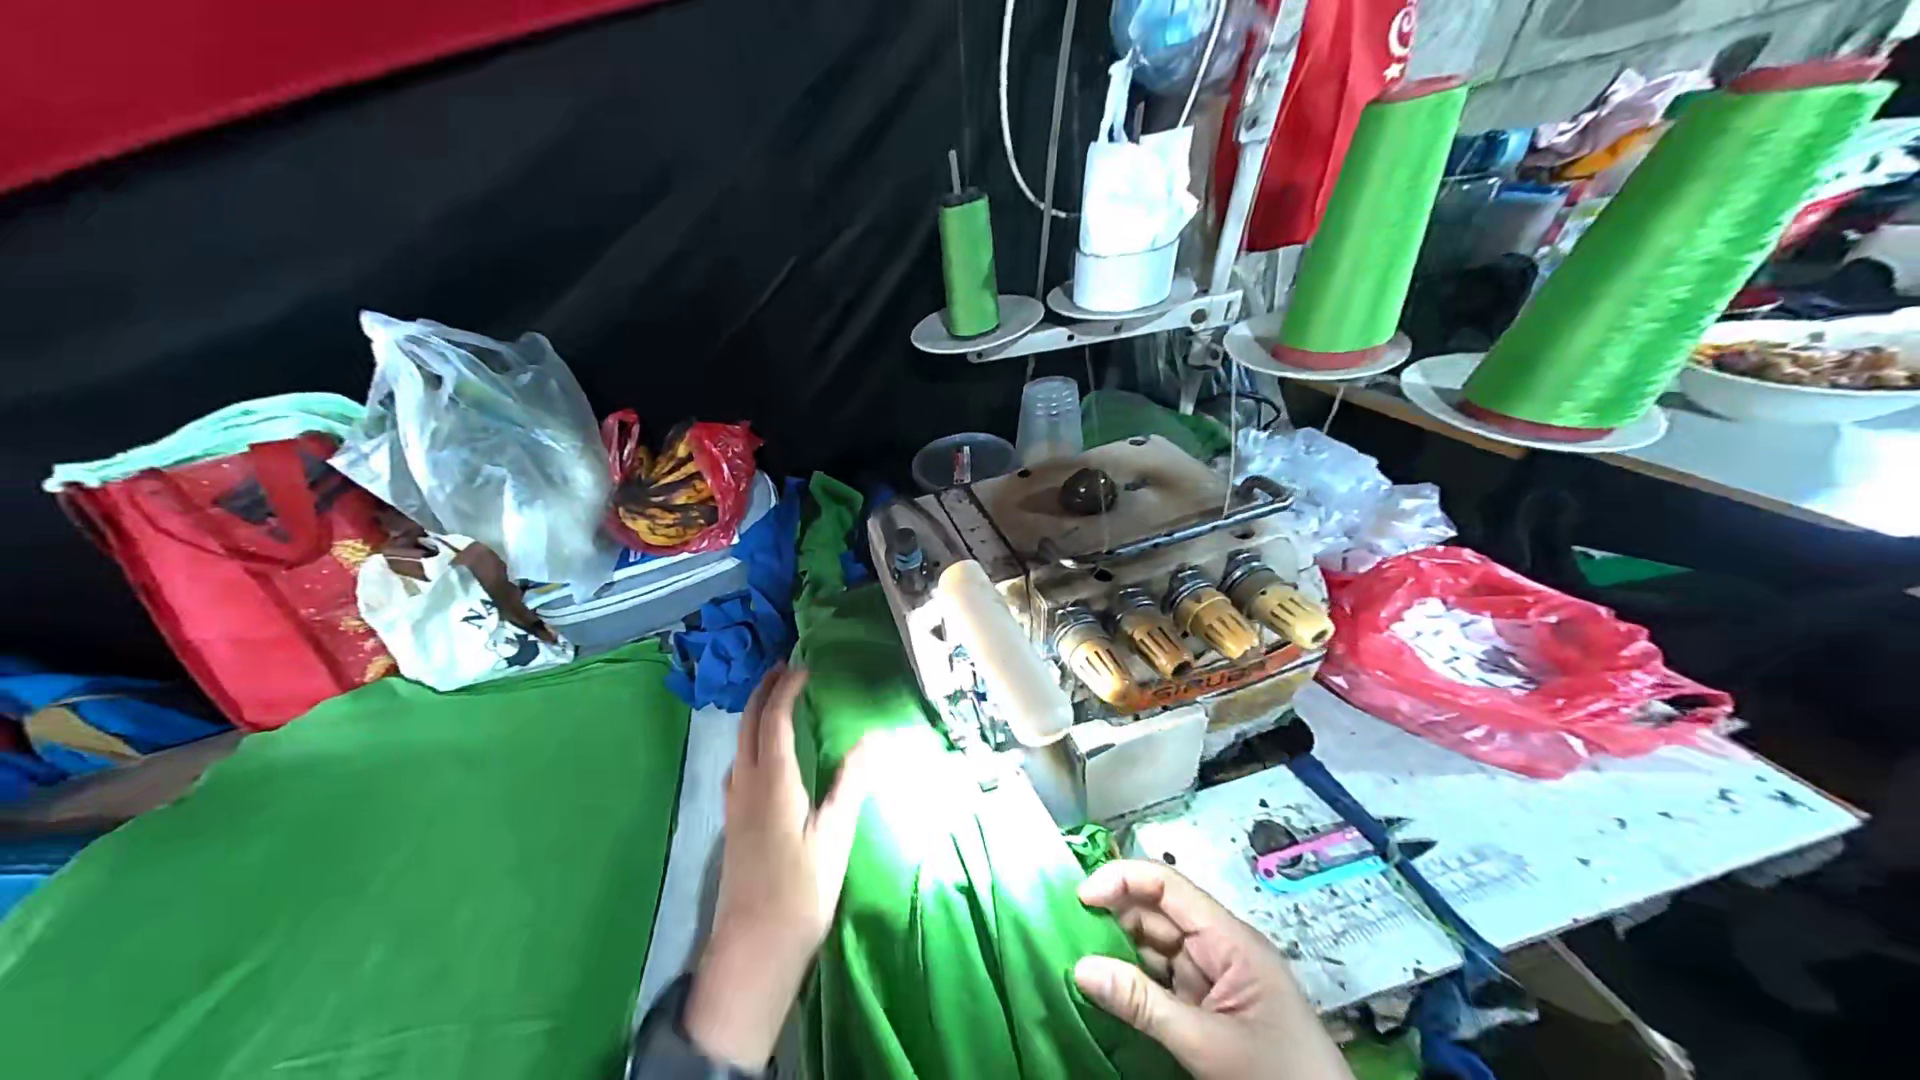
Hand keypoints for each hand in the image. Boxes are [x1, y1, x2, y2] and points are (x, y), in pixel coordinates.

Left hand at [684, 666, 877, 1072]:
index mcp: (773, 783)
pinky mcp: (733, 822)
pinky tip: (765, 753)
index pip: (774, 720)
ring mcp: (734, 805)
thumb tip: (874, 737)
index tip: (805, 668)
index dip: (787, 689)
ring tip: (777, 700)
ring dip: (754, 713)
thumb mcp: (835, 836)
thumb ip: (851, 783)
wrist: (753, 950)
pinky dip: (751, 739)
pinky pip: (739, 763)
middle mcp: (746, 785)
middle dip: (763, 691)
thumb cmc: (801, 893)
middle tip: (784, 668)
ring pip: (738, 743)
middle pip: (746, 724)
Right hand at [1074, 860, 1353, 1079]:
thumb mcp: (1208, 1044)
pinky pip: (1161, 979)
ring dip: (1118, 948)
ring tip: (1077, 954)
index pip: (1167, 885)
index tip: (1081, 898)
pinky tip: (1105, 986)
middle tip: (1069, 929)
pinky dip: (1132, 980)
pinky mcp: (1208, 1007)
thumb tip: (1080, 968)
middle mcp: (1219, 946)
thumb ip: (1144, 1005)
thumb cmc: (1278, 1077)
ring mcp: (1213, 977)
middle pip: (1157, 912)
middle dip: (1114, 914)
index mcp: (1228, 938)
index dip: (1122, 880)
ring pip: (1154, 945)